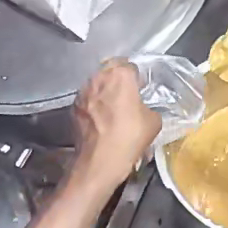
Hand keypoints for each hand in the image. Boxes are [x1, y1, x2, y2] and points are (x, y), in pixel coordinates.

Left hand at [70, 61, 159, 193]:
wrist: (100, 160)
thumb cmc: (130, 138)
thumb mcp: (154, 122)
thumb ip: (150, 107)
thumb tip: (143, 109)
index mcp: (121, 76)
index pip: (131, 66)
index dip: (138, 78)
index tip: (142, 90)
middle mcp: (98, 77)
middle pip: (111, 69)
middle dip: (119, 79)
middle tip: (129, 95)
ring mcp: (83, 91)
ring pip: (97, 83)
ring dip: (105, 90)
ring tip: (114, 107)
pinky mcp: (74, 106)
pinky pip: (88, 98)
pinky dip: (94, 104)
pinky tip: (102, 119)